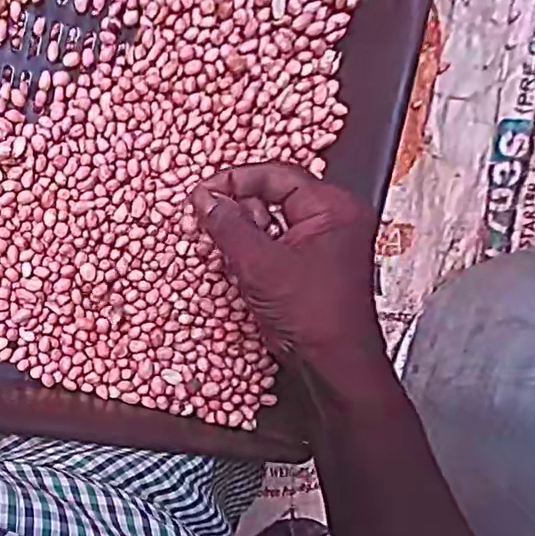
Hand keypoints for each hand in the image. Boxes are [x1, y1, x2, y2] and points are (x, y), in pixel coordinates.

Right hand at [188, 162, 387, 387]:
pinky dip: (246, 252)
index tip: (202, 192)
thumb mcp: (260, 263)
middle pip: (270, 196)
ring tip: (218, 248)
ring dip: (238, 233)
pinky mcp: (301, 266)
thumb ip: (228, 226)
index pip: (276, 175)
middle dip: (234, 209)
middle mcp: (328, 220)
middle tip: (202, 219)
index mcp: (332, 208)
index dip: (234, 180)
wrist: (331, 360)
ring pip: (266, 222)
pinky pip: (267, 246)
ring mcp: (315, 244)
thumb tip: (205, 199)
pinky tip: (233, 266)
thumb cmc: (313, 313)